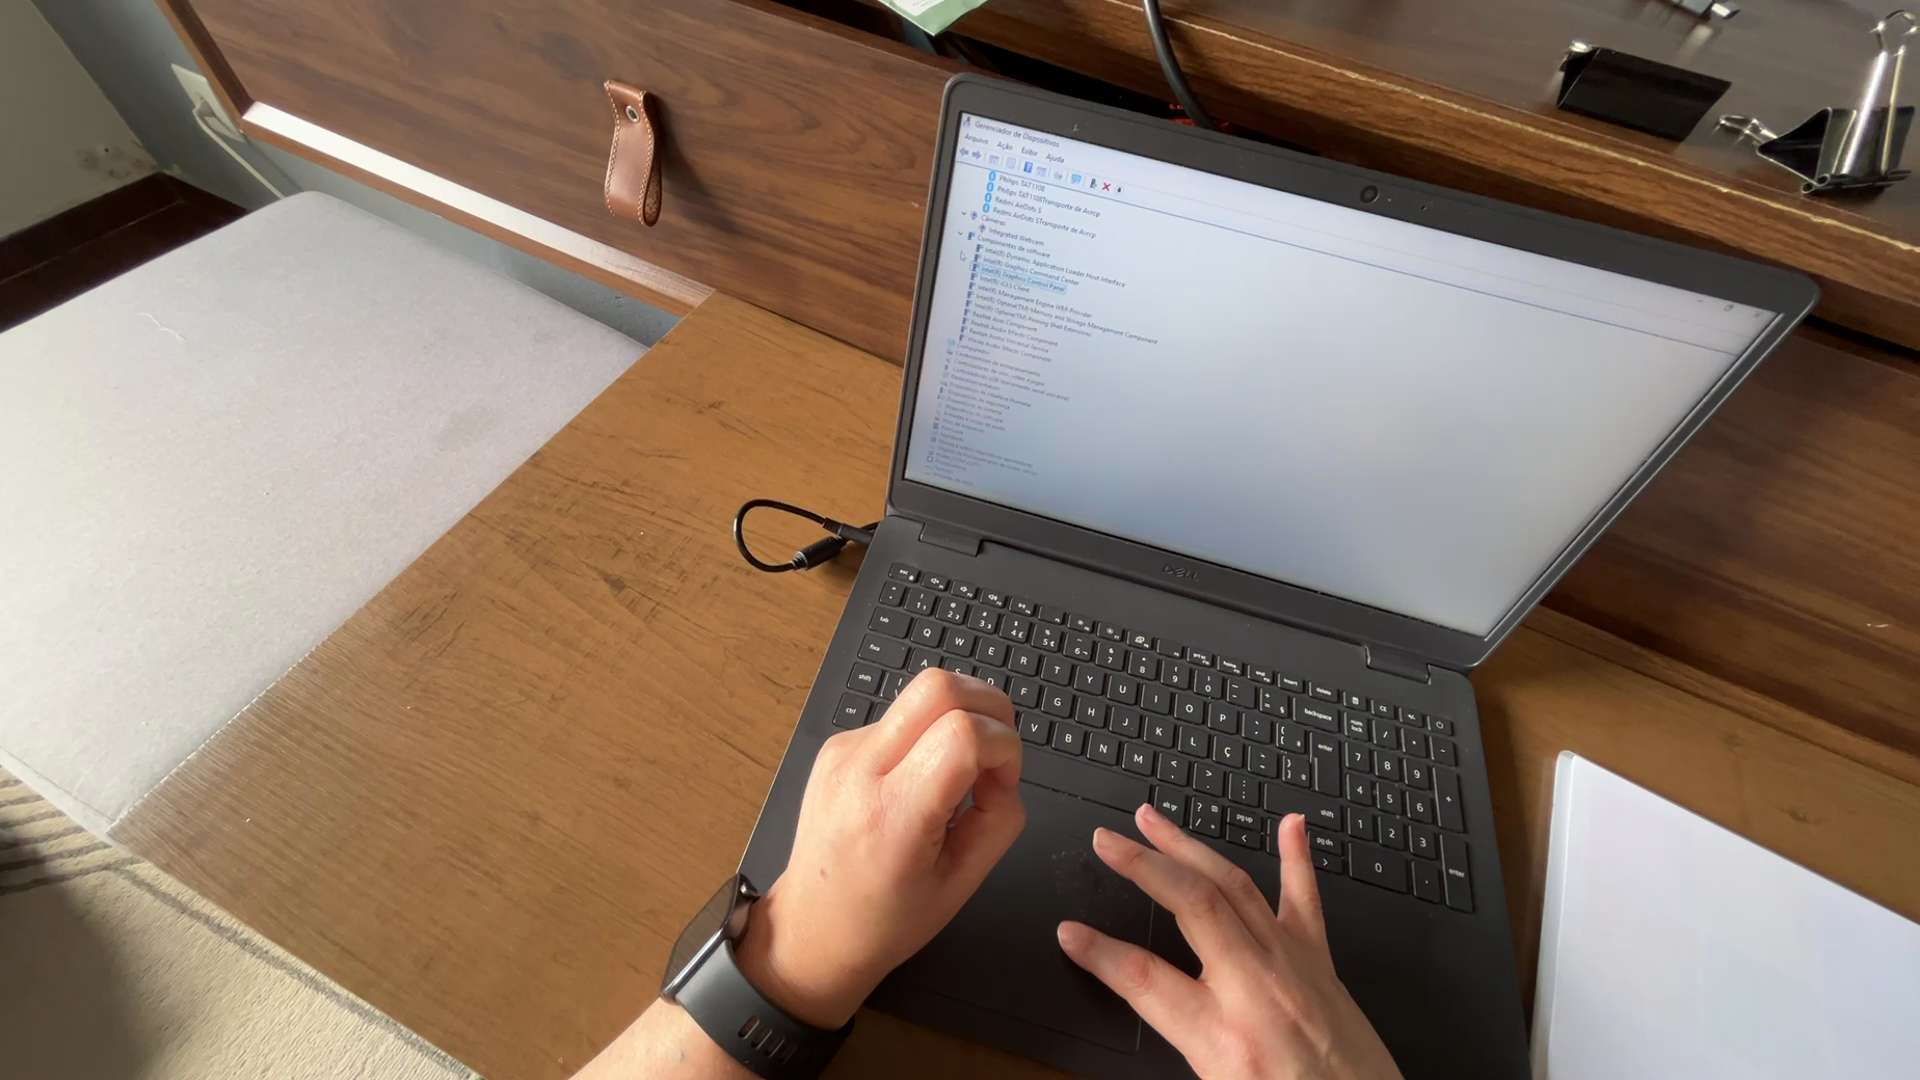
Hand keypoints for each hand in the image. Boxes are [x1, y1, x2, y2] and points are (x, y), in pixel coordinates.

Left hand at [733, 669, 1024, 1028]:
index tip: (1004, 781)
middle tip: (997, 751)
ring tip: (962, 766)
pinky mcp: (839, 742)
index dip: (1004, 745)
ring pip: (922, 692)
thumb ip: (1000, 818)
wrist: (810, 929)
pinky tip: (924, 777)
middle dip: (989, 704)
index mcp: (893, 815)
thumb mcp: (963, 884)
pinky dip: (931, 731)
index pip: (962, 733)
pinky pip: (902, 714)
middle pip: (938, 684)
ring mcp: (844, 748)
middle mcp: (861, 768)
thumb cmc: (886, 920)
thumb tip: (1004, 769)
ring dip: (961, 714)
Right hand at [1057, 808, 1403, 1079]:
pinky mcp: (1320, 962)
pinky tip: (1293, 823)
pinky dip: (1297, 858)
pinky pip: (1306, 901)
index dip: (1099, 953)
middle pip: (1192, 904)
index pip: (1146, 979)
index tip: (1069, 931)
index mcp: (1227, 1039)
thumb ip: (1179, 1039)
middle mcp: (1259, 989)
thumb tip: (1135, 992)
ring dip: (1188, 846)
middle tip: (1106, 839)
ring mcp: (1293, 965)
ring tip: (1152, 819)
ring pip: (1234, 885)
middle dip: (1142, 864)